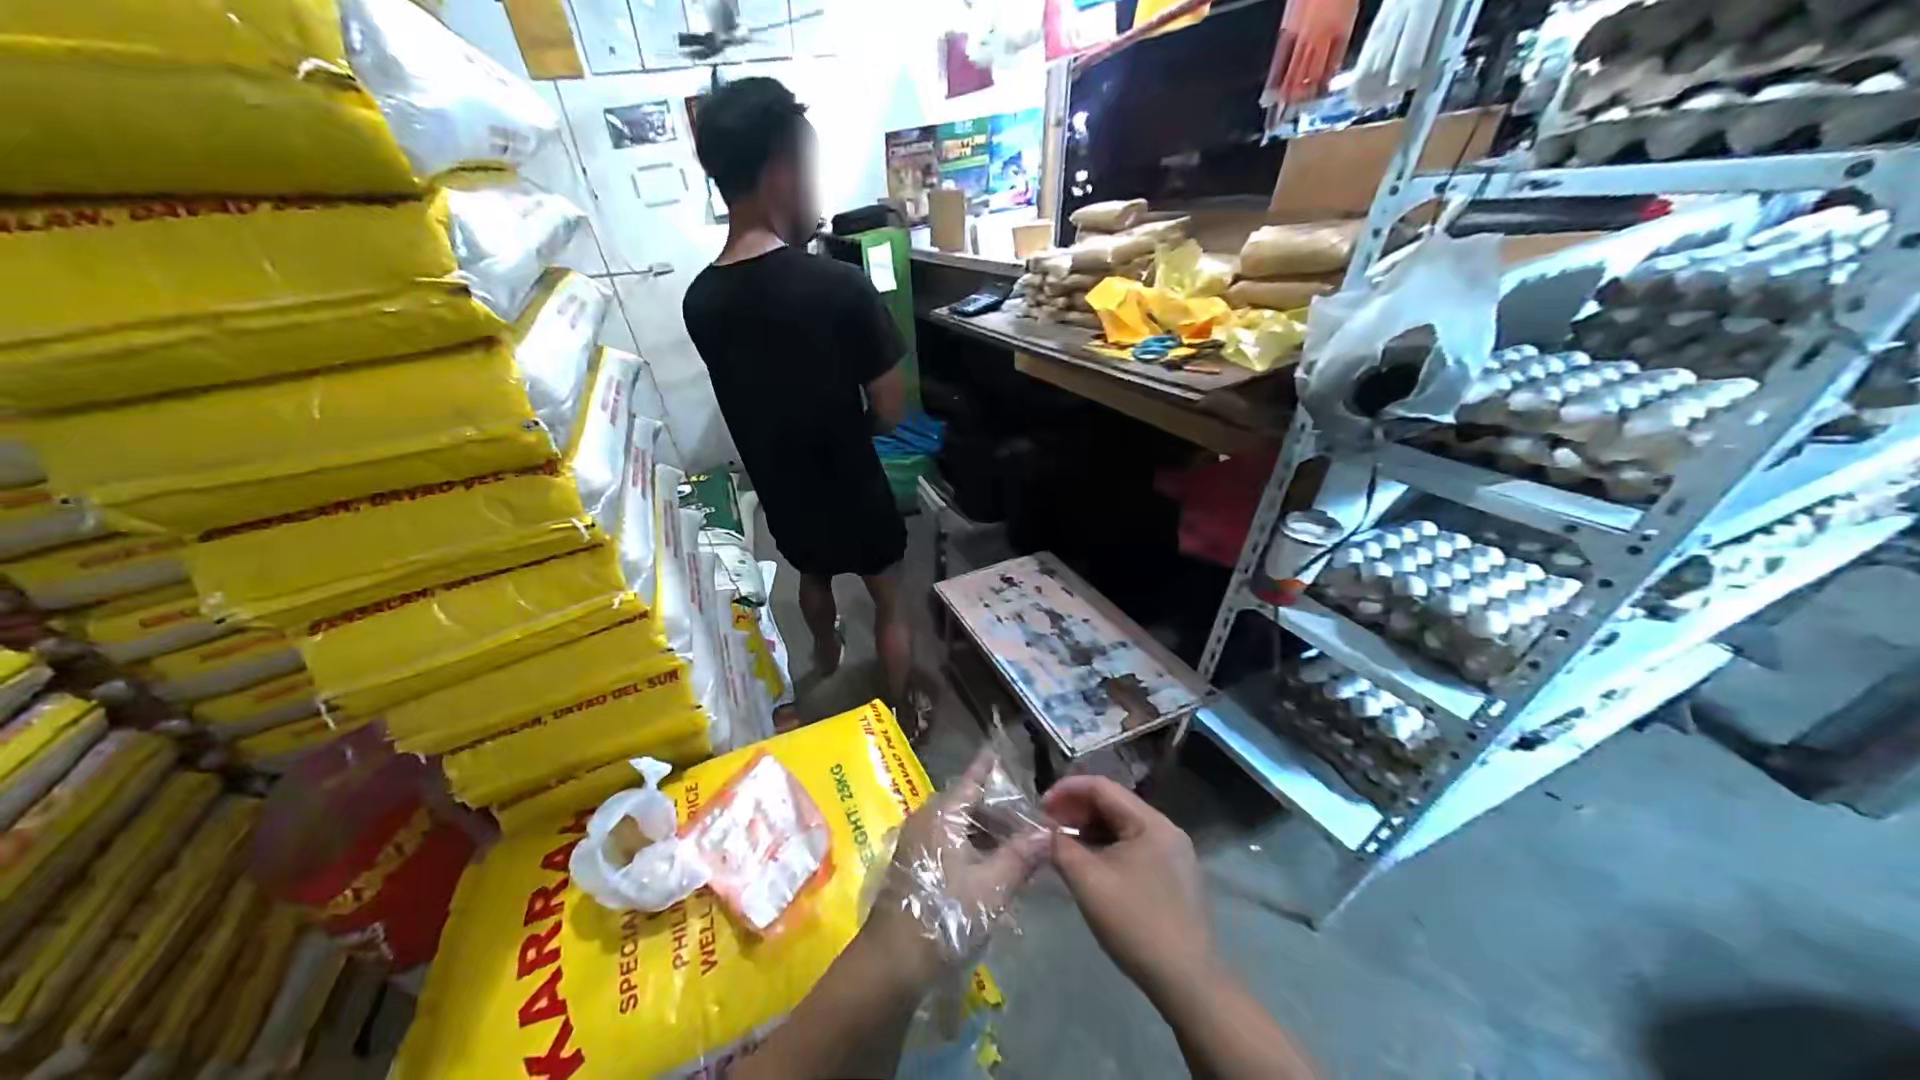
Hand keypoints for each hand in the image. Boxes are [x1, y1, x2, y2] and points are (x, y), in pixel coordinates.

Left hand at [868, 750, 1048, 982]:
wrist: (892, 962)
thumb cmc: (944, 914)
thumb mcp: (992, 886)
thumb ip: (1021, 856)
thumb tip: (1048, 833)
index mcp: (943, 814)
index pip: (972, 779)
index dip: (989, 767)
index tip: (1000, 750)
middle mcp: (926, 819)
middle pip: (968, 803)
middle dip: (999, 810)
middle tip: (1031, 821)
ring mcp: (916, 842)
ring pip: (959, 826)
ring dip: (987, 833)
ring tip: (1019, 846)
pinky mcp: (913, 864)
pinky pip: (948, 843)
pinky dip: (972, 847)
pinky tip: (994, 866)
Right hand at [1042, 775, 1213, 997]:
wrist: (1187, 981)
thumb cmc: (1135, 924)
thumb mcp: (1088, 882)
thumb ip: (1061, 848)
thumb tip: (1044, 833)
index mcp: (1151, 823)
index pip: (1102, 787)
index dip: (1067, 790)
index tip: (1039, 807)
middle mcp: (1167, 830)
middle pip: (1114, 804)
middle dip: (1077, 810)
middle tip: (1047, 826)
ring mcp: (1174, 854)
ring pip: (1123, 827)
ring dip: (1091, 830)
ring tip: (1062, 844)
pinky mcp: (1174, 877)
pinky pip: (1134, 847)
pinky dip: (1107, 847)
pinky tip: (1089, 864)